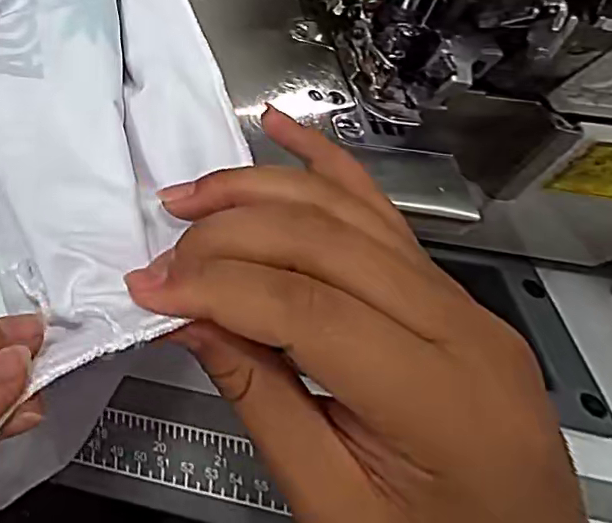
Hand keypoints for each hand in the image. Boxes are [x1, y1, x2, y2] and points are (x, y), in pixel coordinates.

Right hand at [126, 107, 584, 522]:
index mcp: (444, 402)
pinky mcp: (440, 282)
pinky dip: (321, 156)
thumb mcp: (333, 501)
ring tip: (188, 197)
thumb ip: (255, 396)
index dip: (215, 287)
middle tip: (162, 261)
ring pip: (337, 206)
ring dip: (252, 190)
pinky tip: (279, 127)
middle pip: (318, 241)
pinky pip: (374, 202)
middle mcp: (461, 330)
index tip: (150, 289)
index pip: (305, 307)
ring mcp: (455, 297)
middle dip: (222, 239)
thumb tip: (181, 315)